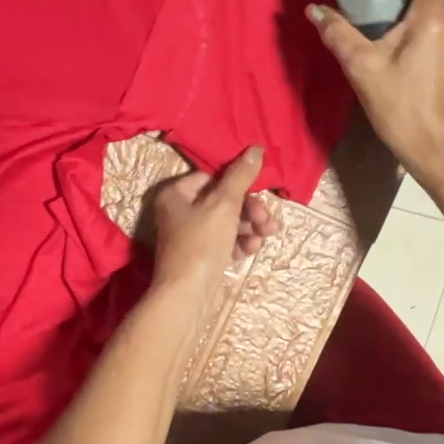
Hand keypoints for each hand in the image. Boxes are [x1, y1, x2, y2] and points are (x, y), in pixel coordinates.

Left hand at [151, 146, 280, 294]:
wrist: (188, 295)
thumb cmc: (201, 243)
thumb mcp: (224, 204)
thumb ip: (240, 175)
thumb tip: (255, 148)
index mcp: (177, 194)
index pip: (212, 177)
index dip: (238, 184)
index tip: (259, 191)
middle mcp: (180, 212)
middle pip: (224, 200)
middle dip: (249, 210)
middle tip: (266, 220)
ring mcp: (191, 236)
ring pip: (228, 222)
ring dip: (250, 227)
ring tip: (265, 235)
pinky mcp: (202, 256)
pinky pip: (226, 241)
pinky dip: (240, 243)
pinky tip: (251, 250)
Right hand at [307, 0, 443, 175]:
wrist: (434, 148)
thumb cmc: (399, 105)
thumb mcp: (361, 67)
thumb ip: (338, 34)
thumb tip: (314, 10)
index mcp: (431, 18)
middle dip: (399, 5)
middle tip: (370, 21)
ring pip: (432, 23)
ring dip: (409, 28)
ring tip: (383, 47)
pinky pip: (438, 44)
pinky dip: (420, 46)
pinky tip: (403, 69)